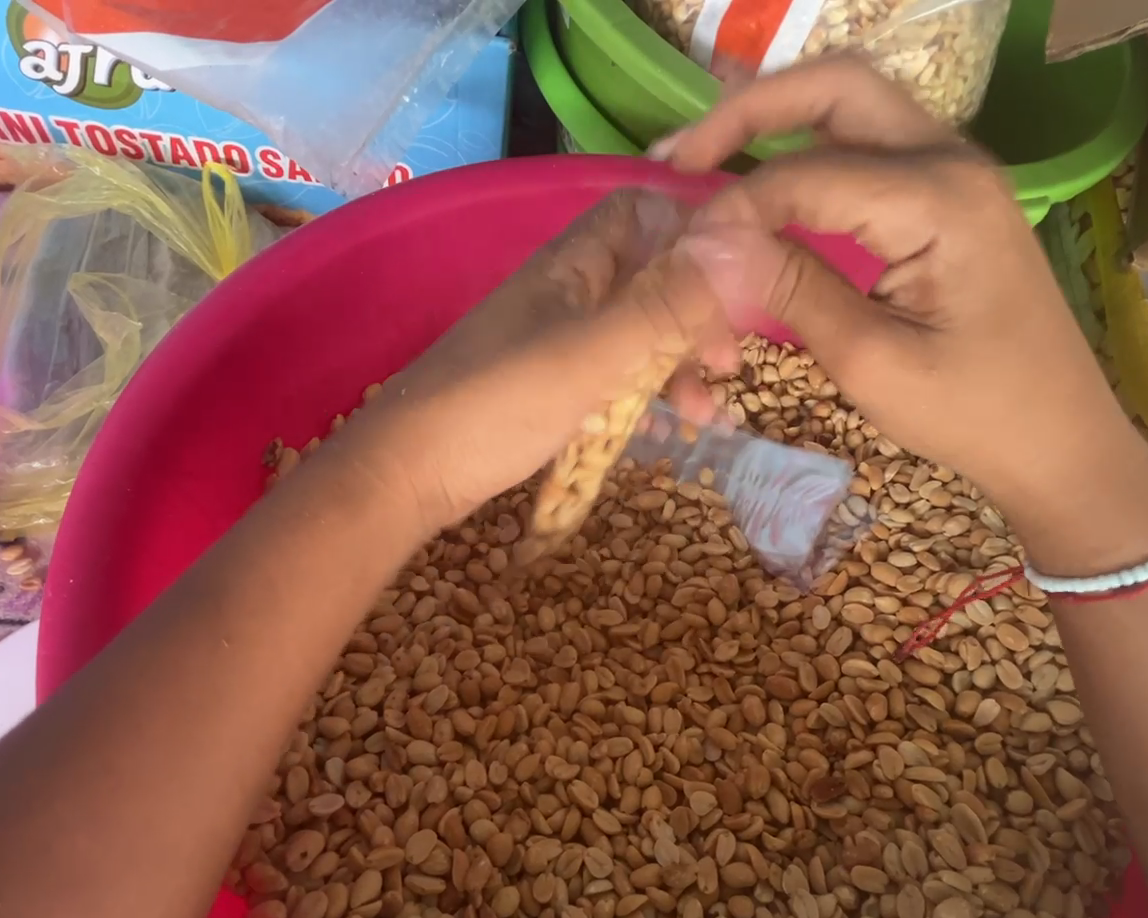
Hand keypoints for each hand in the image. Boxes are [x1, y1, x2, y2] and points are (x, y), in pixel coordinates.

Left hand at [326, 190, 735, 537]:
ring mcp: (553, 345)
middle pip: (646, 282)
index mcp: (570, 268)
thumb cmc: (497, 405)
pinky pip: (608, 381)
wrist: (410, 472)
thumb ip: (660, 305)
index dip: (691, 233)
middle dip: (695, 318)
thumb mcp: (589, 356)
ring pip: (631, 338)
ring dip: (674, 369)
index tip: (738, 279)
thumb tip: (737, 242)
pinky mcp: (545, 392)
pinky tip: (660, 434)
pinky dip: (640, 401)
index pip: (640, 214)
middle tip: (727, 365)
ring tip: (704, 418)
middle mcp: (564, 296)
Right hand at [658, 57, 1147, 572]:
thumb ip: (791, 289)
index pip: (805, 175)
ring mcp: (956, 172)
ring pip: (852, 108)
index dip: (733, 208)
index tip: (680, 250)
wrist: (1056, 437)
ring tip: (704, 163)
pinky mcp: (949, 199)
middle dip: (746, 113)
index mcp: (938, 199)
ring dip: (775, 124)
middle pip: (835, 89)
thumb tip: (706, 245)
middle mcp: (952, 159)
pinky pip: (868, 150)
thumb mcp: (870, 361)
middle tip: (677, 158)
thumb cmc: (970, 411)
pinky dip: (807, 155)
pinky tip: (766, 189)